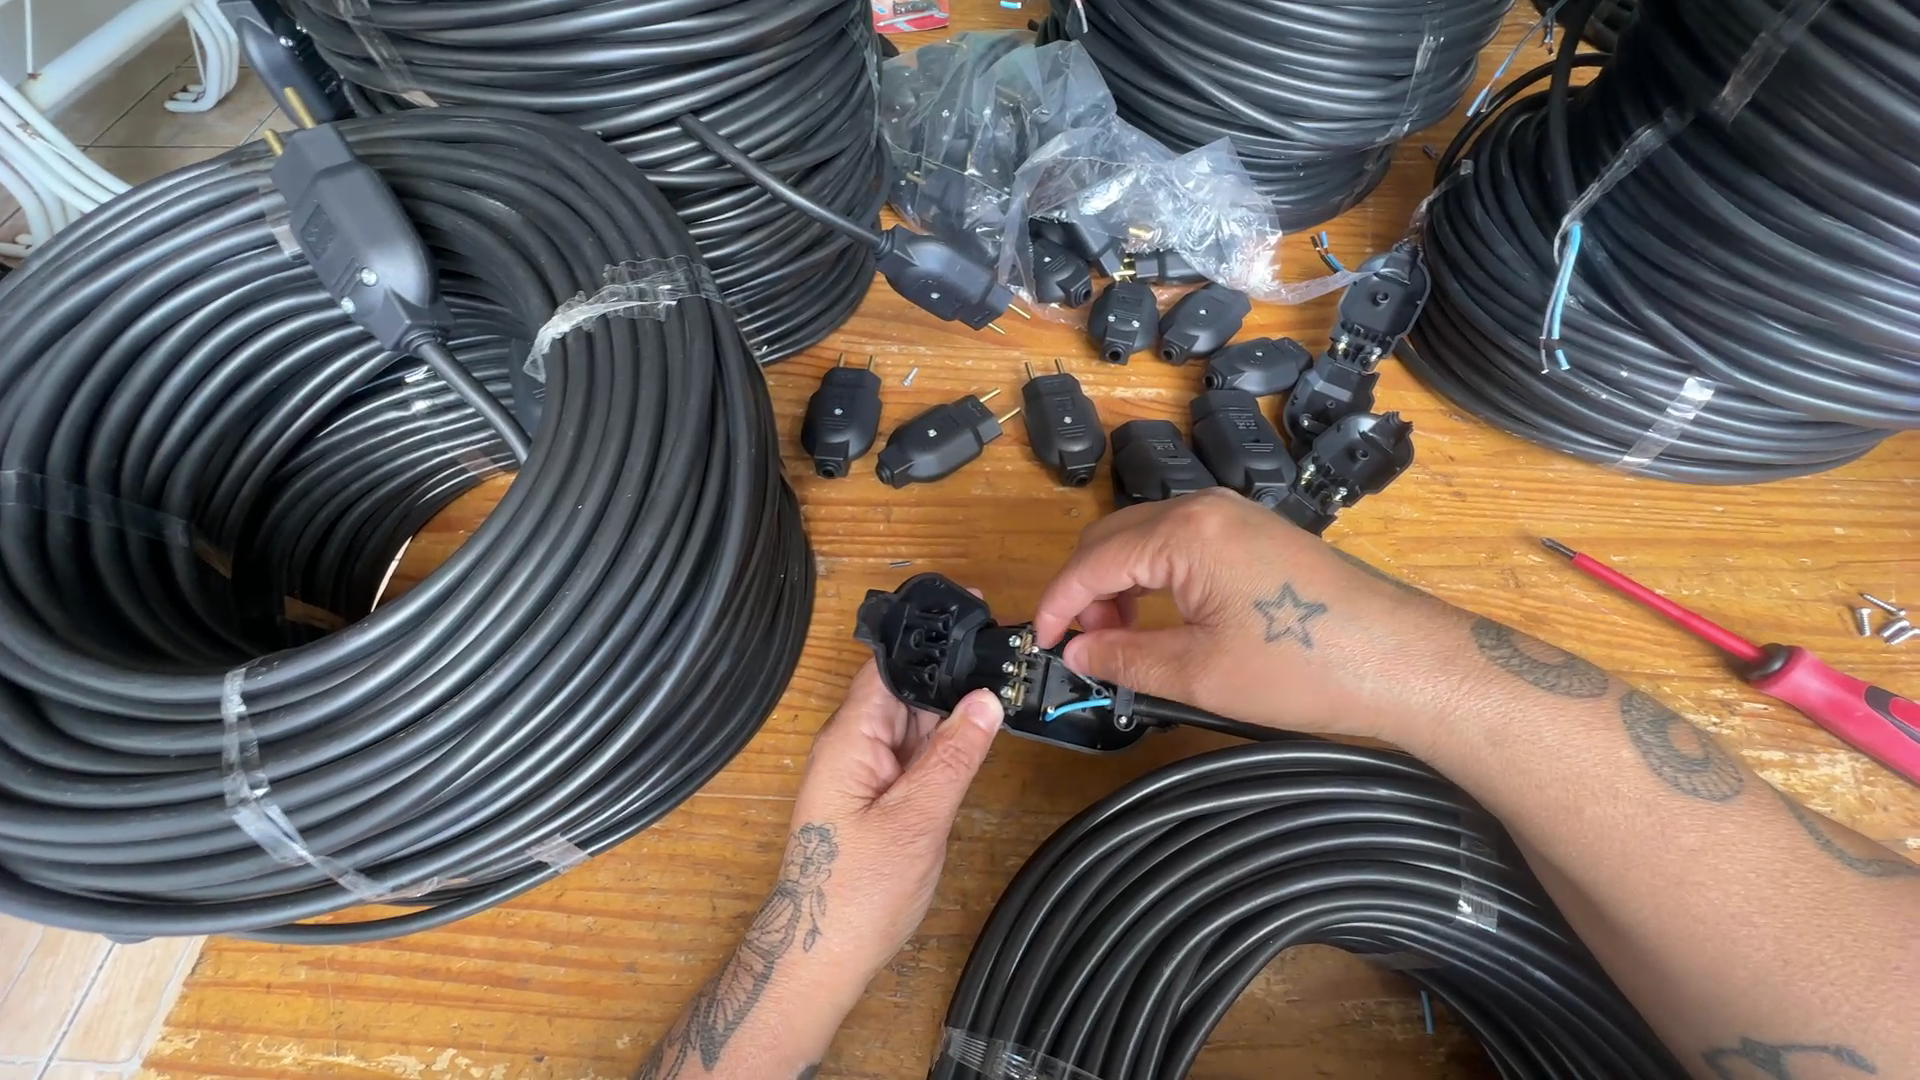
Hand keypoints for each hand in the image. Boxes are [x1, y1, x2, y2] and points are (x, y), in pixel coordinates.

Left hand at [785, 659, 1002, 979]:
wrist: (825, 956)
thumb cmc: (860, 891)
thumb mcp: (917, 820)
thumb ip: (954, 756)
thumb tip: (985, 700)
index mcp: (850, 737)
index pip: (888, 668)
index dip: (929, 643)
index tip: (975, 624)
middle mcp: (855, 744)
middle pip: (905, 691)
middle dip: (950, 678)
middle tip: (1003, 661)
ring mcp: (867, 768)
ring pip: (914, 722)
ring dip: (950, 713)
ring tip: (998, 693)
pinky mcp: (880, 791)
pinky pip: (915, 753)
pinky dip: (944, 745)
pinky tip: (976, 737)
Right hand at [1032, 489, 1468, 750]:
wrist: (1408, 662)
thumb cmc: (1303, 667)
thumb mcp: (1200, 673)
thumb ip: (1124, 656)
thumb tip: (1078, 651)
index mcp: (1184, 531)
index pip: (1093, 561)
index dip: (1059, 604)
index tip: (1043, 642)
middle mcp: (1204, 507)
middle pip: (1113, 539)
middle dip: (1087, 590)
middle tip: (1086, 645)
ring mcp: (1234, 515)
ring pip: (1145, 539)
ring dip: (1119, 584)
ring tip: (1123, 637)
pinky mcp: (1254, 532)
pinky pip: (1179, 543)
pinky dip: (1154, 578)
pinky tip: (1162, 617)